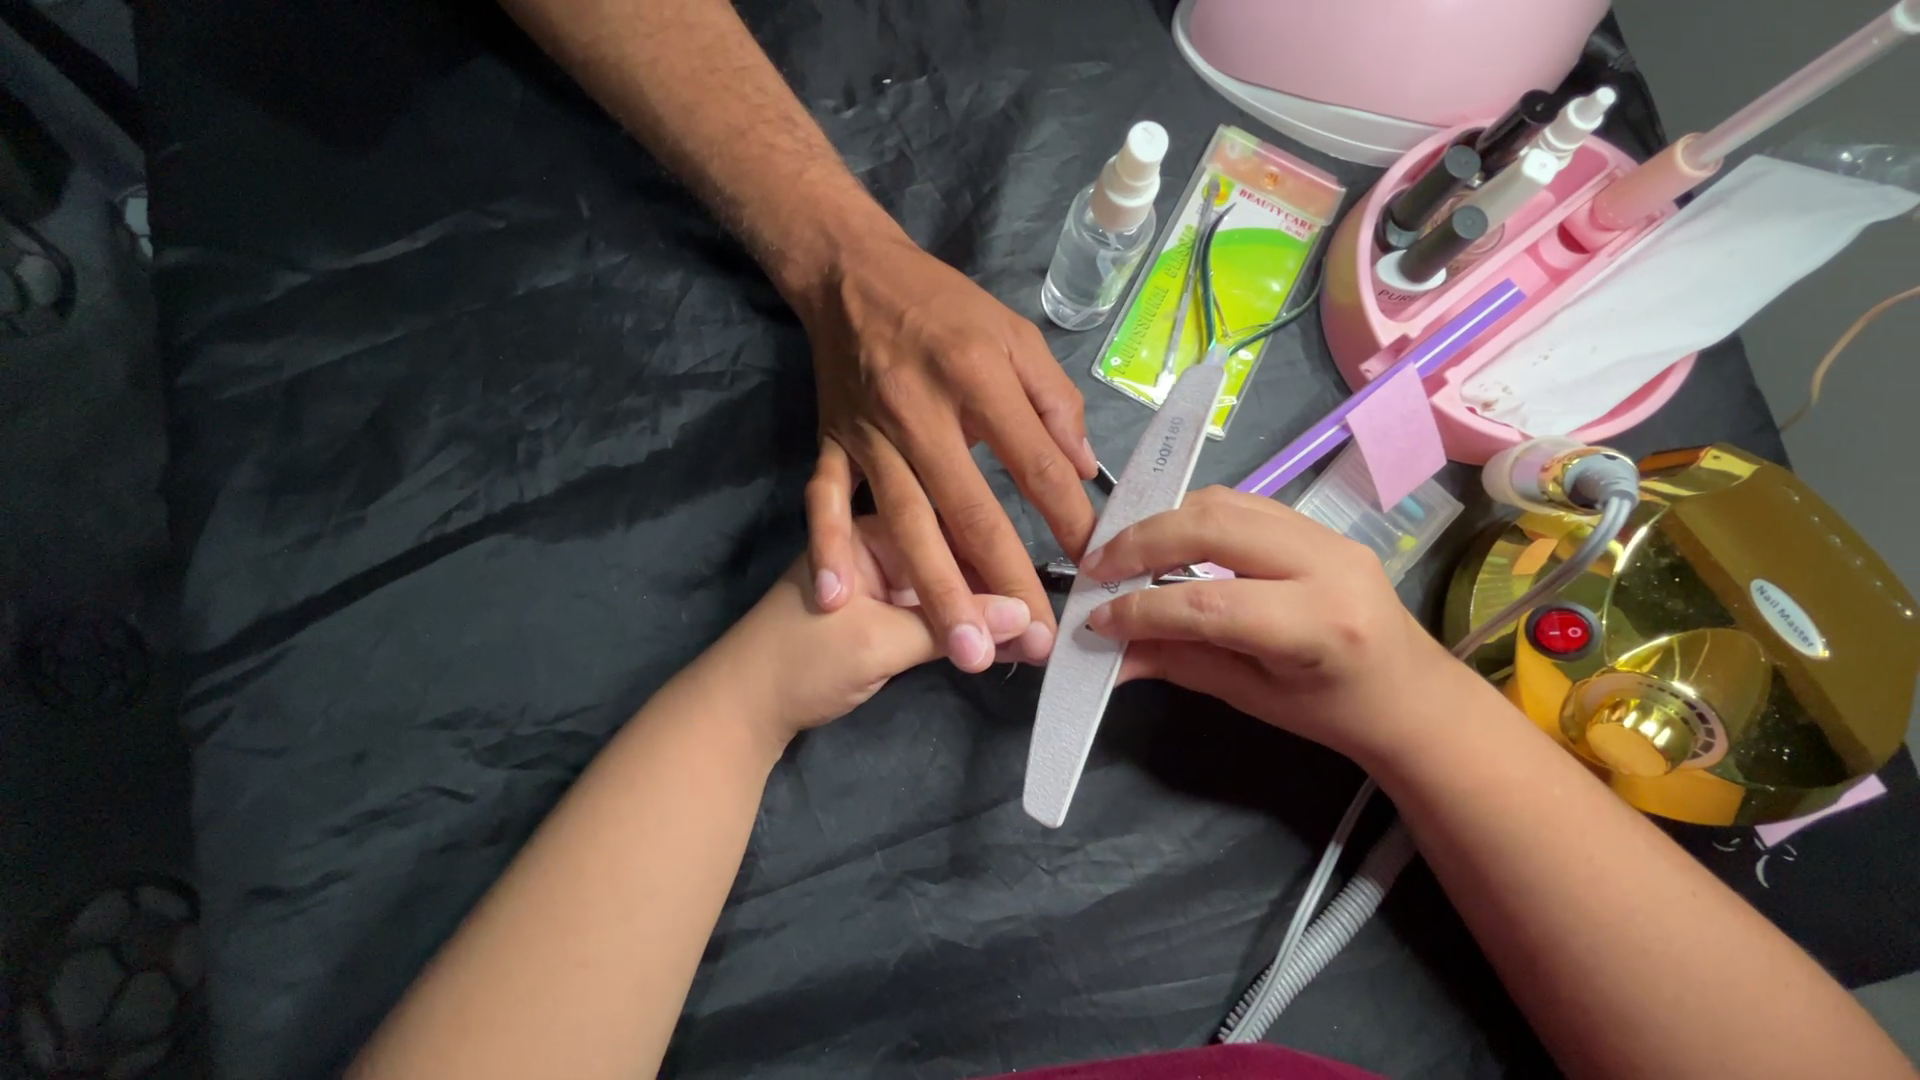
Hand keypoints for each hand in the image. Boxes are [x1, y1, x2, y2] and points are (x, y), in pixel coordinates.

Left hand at [712, 518, 1032, 745]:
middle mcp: (884, 548)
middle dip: (1002, 595)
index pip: (950, 534)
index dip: (1001, 564)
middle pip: (956, 563)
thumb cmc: (798, 660)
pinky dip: (966, 633)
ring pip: (951, 593)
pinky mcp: (887, 619)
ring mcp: (885, 585)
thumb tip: (1026, 619)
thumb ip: (949, 628)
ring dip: (989, 618)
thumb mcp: (876, 641)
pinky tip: (1005, 646)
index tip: (1047, 596)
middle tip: (1052, 626)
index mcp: (872, 530)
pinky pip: (938, 618)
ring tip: (1039, 642)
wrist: (741, 710)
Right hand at [794, 233, 1097, 674]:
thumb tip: (1085, 470)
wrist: (853, 275)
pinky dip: (828, 548)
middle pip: (970, 512)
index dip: (1070, 523)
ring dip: (935, 590)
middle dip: (1005, 582)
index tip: (1095, 573)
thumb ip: (1054, 400)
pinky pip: (826, 502)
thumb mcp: (1015, 332)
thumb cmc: (945, 306)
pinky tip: (835, 599)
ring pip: (906, 523)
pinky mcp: (832, 445)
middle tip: (1034, 646)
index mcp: (979, 379)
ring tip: (964, 652)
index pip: (1036, 466)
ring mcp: (872, 435)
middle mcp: (924, 414)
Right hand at [1080, 487, 1465, 765]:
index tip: (1097, 619)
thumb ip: (1177, 662)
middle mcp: (1326, 564)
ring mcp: (1325, 534)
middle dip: (1142, 542)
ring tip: (1123, 552)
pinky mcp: (1315, 524)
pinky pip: (1240, 503)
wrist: (1412, 694)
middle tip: (1098, 567)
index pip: (1209, 603)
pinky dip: (1191, 517)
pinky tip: (1165, 541)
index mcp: (1318, 625)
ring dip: (1163, 521)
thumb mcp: (1250, 696)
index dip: (1142, 609)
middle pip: (1212, 527)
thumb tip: (1109, 653)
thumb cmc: (1334, 711)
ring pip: (1223, 502)